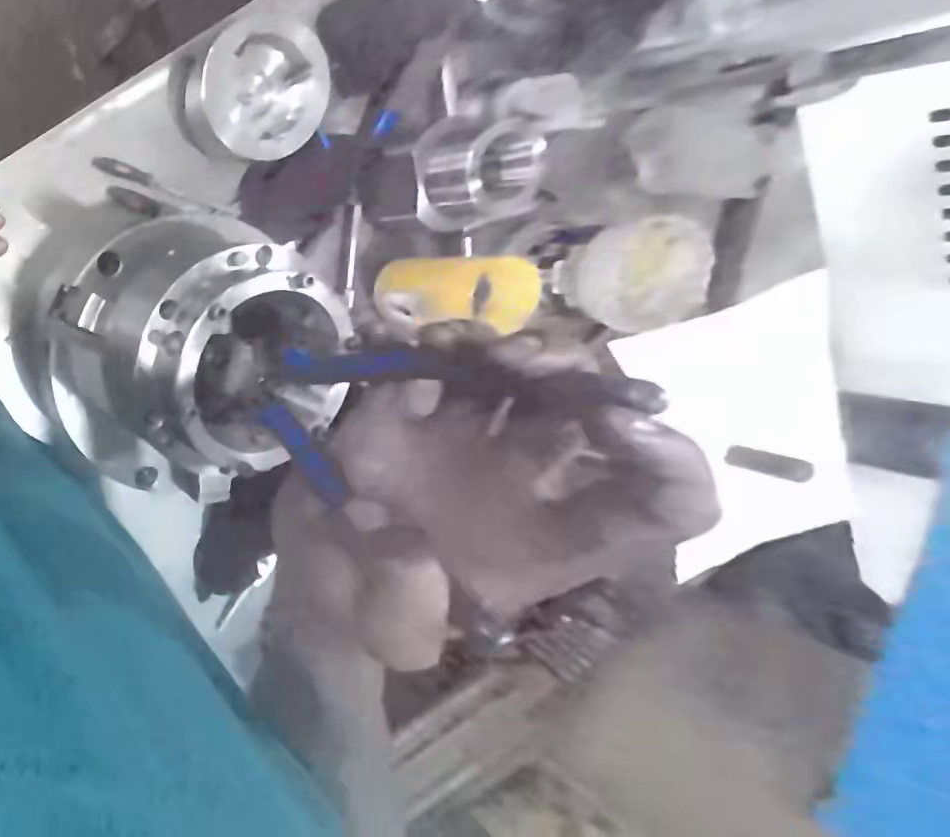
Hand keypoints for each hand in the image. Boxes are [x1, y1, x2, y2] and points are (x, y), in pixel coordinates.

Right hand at [268, 322, 717, 669]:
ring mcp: (460, 437)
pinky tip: (402, 346)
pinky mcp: (397, 413)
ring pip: (510, 376)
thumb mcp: (399, 636)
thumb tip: (405, 541)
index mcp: (557, 537)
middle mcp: (523, 475)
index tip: (622, 428)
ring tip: (461, 344)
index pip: (657, 500)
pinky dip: (417, 352)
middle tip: (533, 361)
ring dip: (501, 350)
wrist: (315, 567)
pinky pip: (421, 370)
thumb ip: (408, 606)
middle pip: (585, 411)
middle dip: (575, 376)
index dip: (665, 463)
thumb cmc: (371, 609)